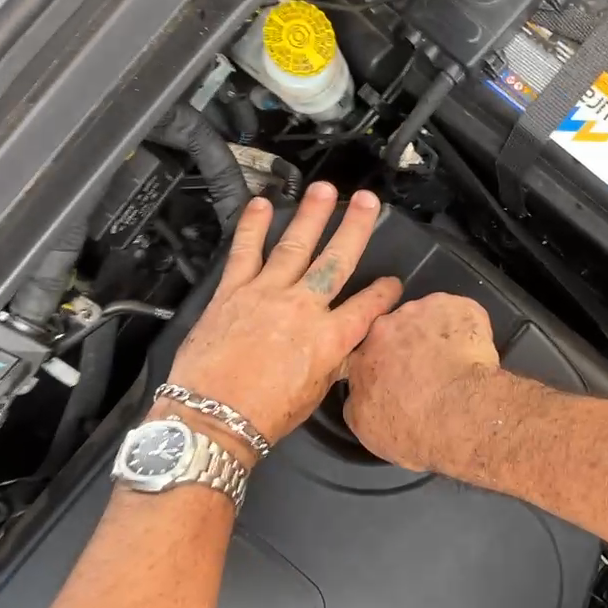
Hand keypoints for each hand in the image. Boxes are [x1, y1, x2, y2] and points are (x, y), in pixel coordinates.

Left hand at [164, 183, 402, 458]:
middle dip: (355, 228)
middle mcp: (302, 309)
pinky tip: (261, 205)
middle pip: (336, 261)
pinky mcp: (232, 292)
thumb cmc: (264, 416)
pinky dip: (252, 226)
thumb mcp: (313, 394)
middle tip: (367, 201)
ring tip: (324, 189)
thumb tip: (339, 351)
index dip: (385, 293)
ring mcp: (266, 295)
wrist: (213, 417)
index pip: (367, 307)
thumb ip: (329, 363)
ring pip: (295, 246)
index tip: (393, 282)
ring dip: (311, 216)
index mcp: (329, 339)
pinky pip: (245, 252)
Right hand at [343, 293, 501, 470]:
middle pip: (397, 329)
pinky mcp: (457, 307)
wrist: (459, 415)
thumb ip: (360, 401)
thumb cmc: (416, 429)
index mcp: (361, 357)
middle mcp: (385, 328)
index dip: (386, 362)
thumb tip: (363, 395)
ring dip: (439, 334)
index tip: (400, 376)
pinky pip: (463, 313)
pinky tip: (476, 353)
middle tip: (431, 369)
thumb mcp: (368, 429)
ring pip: (429, 317)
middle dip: (410, 343)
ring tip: (456, 363)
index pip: (368, 353)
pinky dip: (469, 329)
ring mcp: (422, 312)